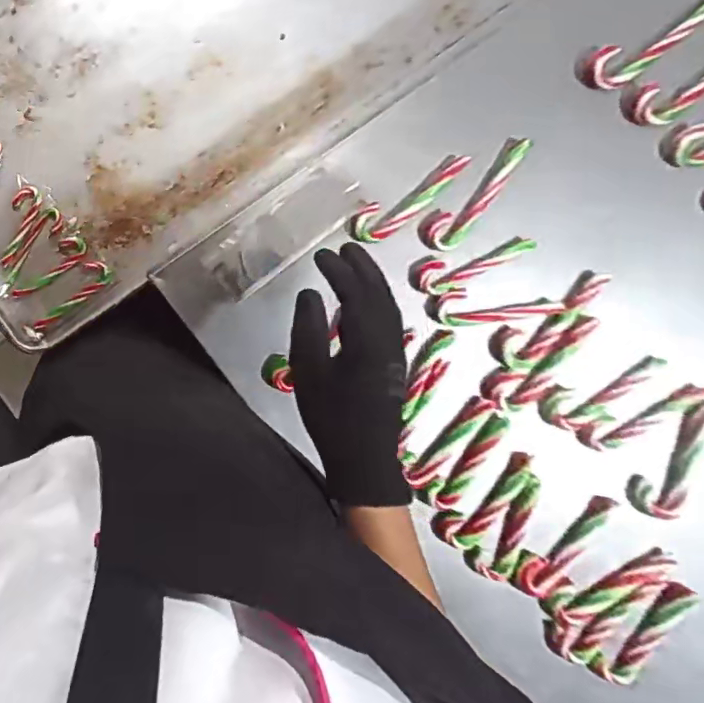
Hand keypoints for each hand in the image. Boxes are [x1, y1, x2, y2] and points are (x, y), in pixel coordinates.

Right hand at [287, 244, 410, 507]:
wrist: (363, 455)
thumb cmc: (330, 414)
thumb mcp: (309, 371)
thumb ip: (309, 329)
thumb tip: (310, 294)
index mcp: (367, 340)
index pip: (355, 294)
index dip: (339, 271)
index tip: (321, 255)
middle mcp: (388, 340)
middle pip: (380, 295)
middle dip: (363, 269)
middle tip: (346, 247)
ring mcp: (395, 352)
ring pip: (388, 307)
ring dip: (372, 283)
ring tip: (355, 265)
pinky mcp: (392, 363)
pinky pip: (388, 320)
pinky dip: (375, 301)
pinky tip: (362, 302)